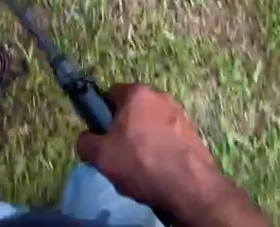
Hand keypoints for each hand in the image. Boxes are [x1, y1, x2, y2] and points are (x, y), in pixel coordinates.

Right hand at [75, 85, 229, 217]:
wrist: (187, 186)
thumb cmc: (140, 163)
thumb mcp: (101, 157)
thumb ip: (86, 142)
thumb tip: (86, 138)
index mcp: (136, 93)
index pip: (111, 94)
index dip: (104, 115)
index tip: (104, 136)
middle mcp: (159, 95)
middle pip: (134, 108)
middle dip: (127, 127)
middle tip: (121, 154)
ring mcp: (179, 113)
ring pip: (153, 123)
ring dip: (147, 138)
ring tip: (143, 166)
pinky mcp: (193, 132)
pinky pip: (170, 136)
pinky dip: (164, 148)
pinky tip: (161, 169)